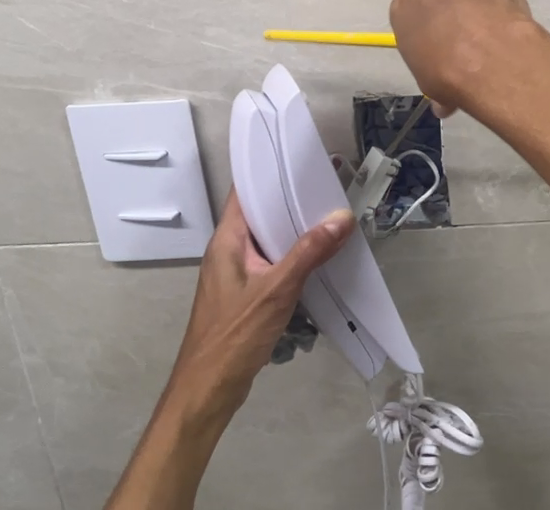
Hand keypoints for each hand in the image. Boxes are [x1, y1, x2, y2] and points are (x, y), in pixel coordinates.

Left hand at [161, 192, 350, 424]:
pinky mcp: (248, 292)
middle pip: (263, 213)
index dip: (271, 171)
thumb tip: (342, 217)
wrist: (207, 391)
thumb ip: (309, 252)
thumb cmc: (233, 336)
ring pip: (272, 239)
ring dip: (299, 229)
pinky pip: (275, 261)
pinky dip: (297, 254)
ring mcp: (238, 272)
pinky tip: (323, 256)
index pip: (247, 192)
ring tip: (334, 214)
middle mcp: (230, 250)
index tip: (302, 156)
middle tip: (330, 182)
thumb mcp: (276, 290)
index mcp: (228, 241)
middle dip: (295, 199)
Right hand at [388, 0, 549, 113]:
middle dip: (455, 6)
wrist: (488, 61)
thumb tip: (445, 105)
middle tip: (475, 34)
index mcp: (403, 7)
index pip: (414, 13)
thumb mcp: (431, 87)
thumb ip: (435, 87)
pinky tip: (512, 7)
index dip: (434, 28)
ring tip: (497, 23)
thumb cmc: (449, 77)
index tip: (448, 44)